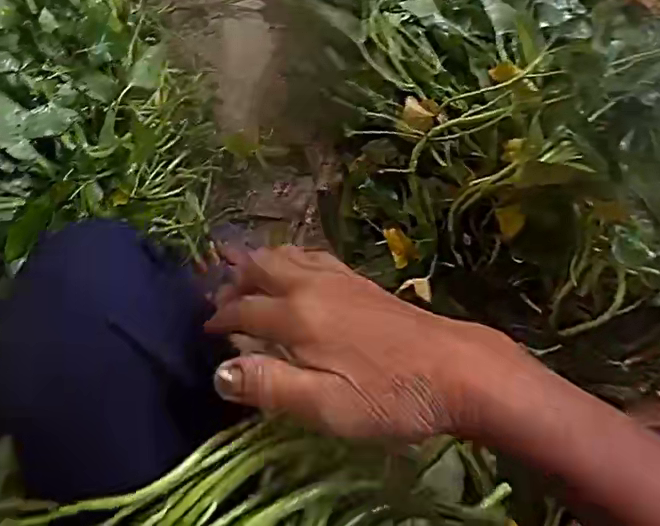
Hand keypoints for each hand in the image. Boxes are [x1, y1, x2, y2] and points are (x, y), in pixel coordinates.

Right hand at [203, 246, 528, 442]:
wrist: (453, 367)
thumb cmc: (389, 395)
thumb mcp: (328, 407)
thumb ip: (272, 386)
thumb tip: (221, 371)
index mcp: (297, 316)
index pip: (244, 309)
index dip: (221, 319)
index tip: (206, 330)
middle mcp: (309, 285)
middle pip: (259, 269)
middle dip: (234, 281)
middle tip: (219, 299)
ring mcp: (334, 275)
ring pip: (282, 254)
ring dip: (257, 263)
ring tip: (244, 276)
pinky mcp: (354, 276)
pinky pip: (308, 253)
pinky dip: (287, 255)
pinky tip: (292, 265)